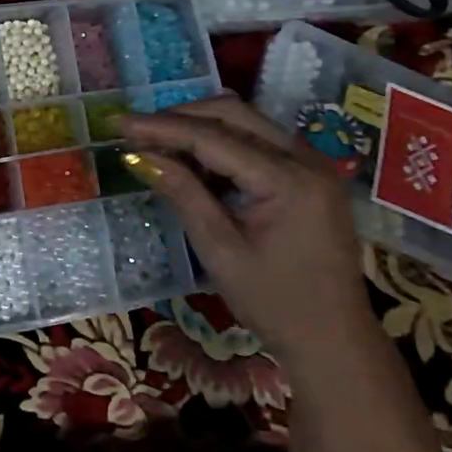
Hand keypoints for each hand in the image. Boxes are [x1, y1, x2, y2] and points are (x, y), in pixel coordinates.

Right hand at [119, 98, 373, 358]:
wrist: (333, 337)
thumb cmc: (273, 301)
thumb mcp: (219, 249)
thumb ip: (183, 194)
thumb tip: (139, 156)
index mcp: (288, 180)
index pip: (213, 137)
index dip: (161, 127)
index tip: (119, 123)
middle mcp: (306, 160)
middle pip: (234, 114)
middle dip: (180, 117)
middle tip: (135, 131)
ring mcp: (313, 165)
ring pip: (246, 123)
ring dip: (199, 128)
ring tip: (156, 145)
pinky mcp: (309, 177)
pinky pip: (258, 143)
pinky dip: (221, 145)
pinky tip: (192, 164)